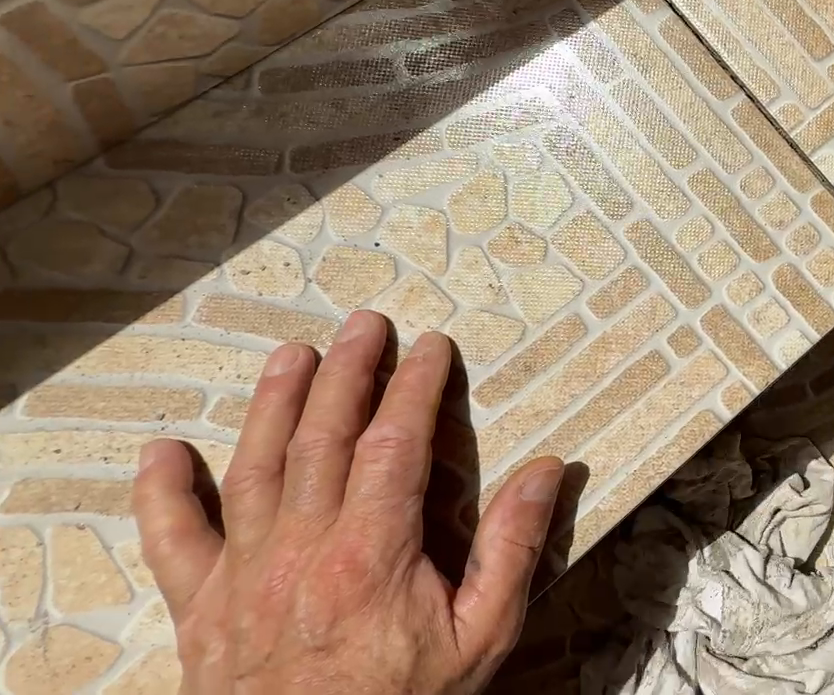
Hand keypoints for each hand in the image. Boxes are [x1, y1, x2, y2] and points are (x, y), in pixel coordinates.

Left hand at [134, 310, 564, 693]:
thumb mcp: (484, 633)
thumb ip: (514, 548)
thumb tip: (547, 469)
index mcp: (371, 554)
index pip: (394, 444)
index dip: (414, 387)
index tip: (431, 346)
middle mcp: (300, 552)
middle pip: (322, 440)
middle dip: (348, 373)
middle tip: (366, 323)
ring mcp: (241, 578)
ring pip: (254, 470)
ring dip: (273, 404)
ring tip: (293, 353)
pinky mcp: (200, 611)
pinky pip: (173, 544)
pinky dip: (162, 494)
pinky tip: (162, 450)